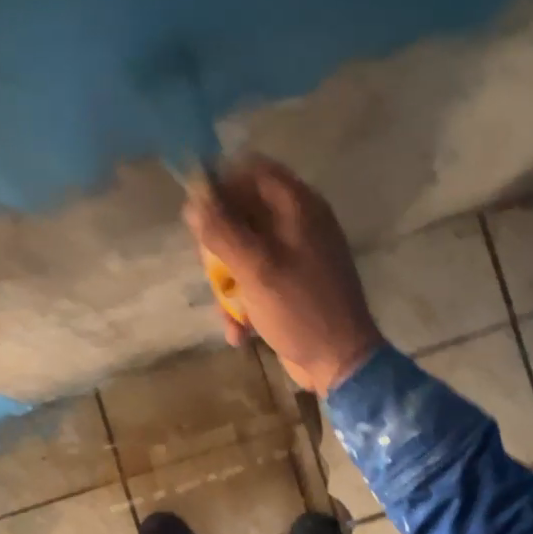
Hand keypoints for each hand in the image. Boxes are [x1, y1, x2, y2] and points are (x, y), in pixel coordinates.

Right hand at [182, 157, 385, 393]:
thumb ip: (222, 231)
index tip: (201, 217)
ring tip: (229, 314)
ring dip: (229, 285)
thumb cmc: (300, 310)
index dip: (222, 186)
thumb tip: (193, 201)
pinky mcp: (293, 287)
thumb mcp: (256, 269)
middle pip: (244, 213)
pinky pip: (258, 282)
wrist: (339, 363)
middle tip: (213, 272)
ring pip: (245, 252)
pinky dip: (246, 304)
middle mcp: (300, 225)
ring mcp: (298, 257)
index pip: (253, 170)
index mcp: (298, 207)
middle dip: (220, 246)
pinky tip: (241, 331)